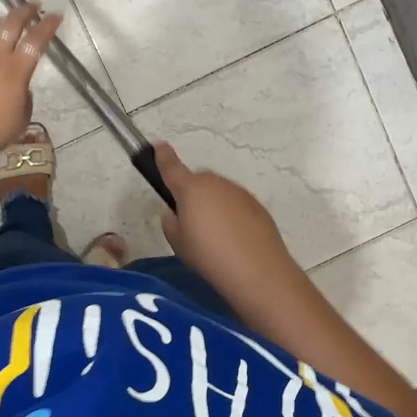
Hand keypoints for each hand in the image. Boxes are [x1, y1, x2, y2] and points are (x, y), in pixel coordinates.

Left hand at [0, 3, 61, 141]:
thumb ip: (24, 94)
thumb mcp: (22, 116)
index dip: (48, 25)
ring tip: (5, 20)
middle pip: (11, 23)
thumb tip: (19, 86)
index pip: (36, 39)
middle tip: (33, 7)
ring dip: (0, 20)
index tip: (56, 16)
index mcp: (16, 69)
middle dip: (25, 11)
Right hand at [154, 142, 297, 289]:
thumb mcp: (178, 244)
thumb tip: (173, 211)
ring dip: (213, 203)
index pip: (172, 167)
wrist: (258, 270)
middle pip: (198, 181)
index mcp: (190, 189)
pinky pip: (235, 203)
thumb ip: (170, 222)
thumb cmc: (209, 256)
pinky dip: (230, 213)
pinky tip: (233, 238)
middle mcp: (215, 183)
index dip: (163, 156)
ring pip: (218, 191)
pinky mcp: (256, 204)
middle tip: (190, 222)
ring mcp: (238, 192)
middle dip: (192, 193)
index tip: (159, 146)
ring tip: (214, 235)